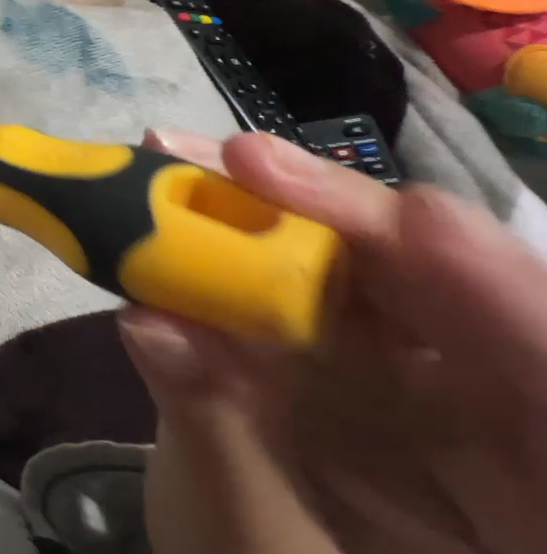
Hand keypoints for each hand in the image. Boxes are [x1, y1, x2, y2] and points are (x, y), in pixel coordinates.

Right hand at [123, 130, 546, 553]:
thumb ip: (224, 445)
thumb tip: (149, 321)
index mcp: (539, 496)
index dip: (498, 290)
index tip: (408, 215)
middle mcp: (511, 425)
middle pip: (466, 300)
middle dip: (354, 219)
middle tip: (237, 159)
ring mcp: (444, 396)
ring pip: (396, 282)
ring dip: (294, 213)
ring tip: (194, 165)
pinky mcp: (375, 373)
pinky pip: (333, 297)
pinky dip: (262, 248)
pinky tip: (200, 208)